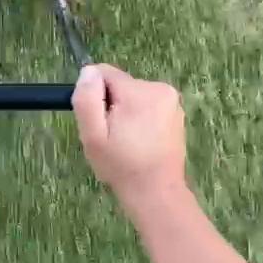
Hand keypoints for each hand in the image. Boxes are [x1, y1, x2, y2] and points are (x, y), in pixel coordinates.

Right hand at [72, 63, 187, 208]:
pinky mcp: (176, 113)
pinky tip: (139, 142)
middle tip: (110, 136)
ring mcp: (172, 101)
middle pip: (120, 85)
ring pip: (132, 95)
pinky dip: (139, 119)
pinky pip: (147, 105)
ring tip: (125, 141)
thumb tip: (88, 71)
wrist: (155, 191)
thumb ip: (87, 99)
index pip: (104, 73)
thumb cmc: (121, 165)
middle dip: (110, 105)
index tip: (98, 121)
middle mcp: (160, 89)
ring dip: (125, 113)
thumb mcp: (93, 135)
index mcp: (139, 92)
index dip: (94, 96)